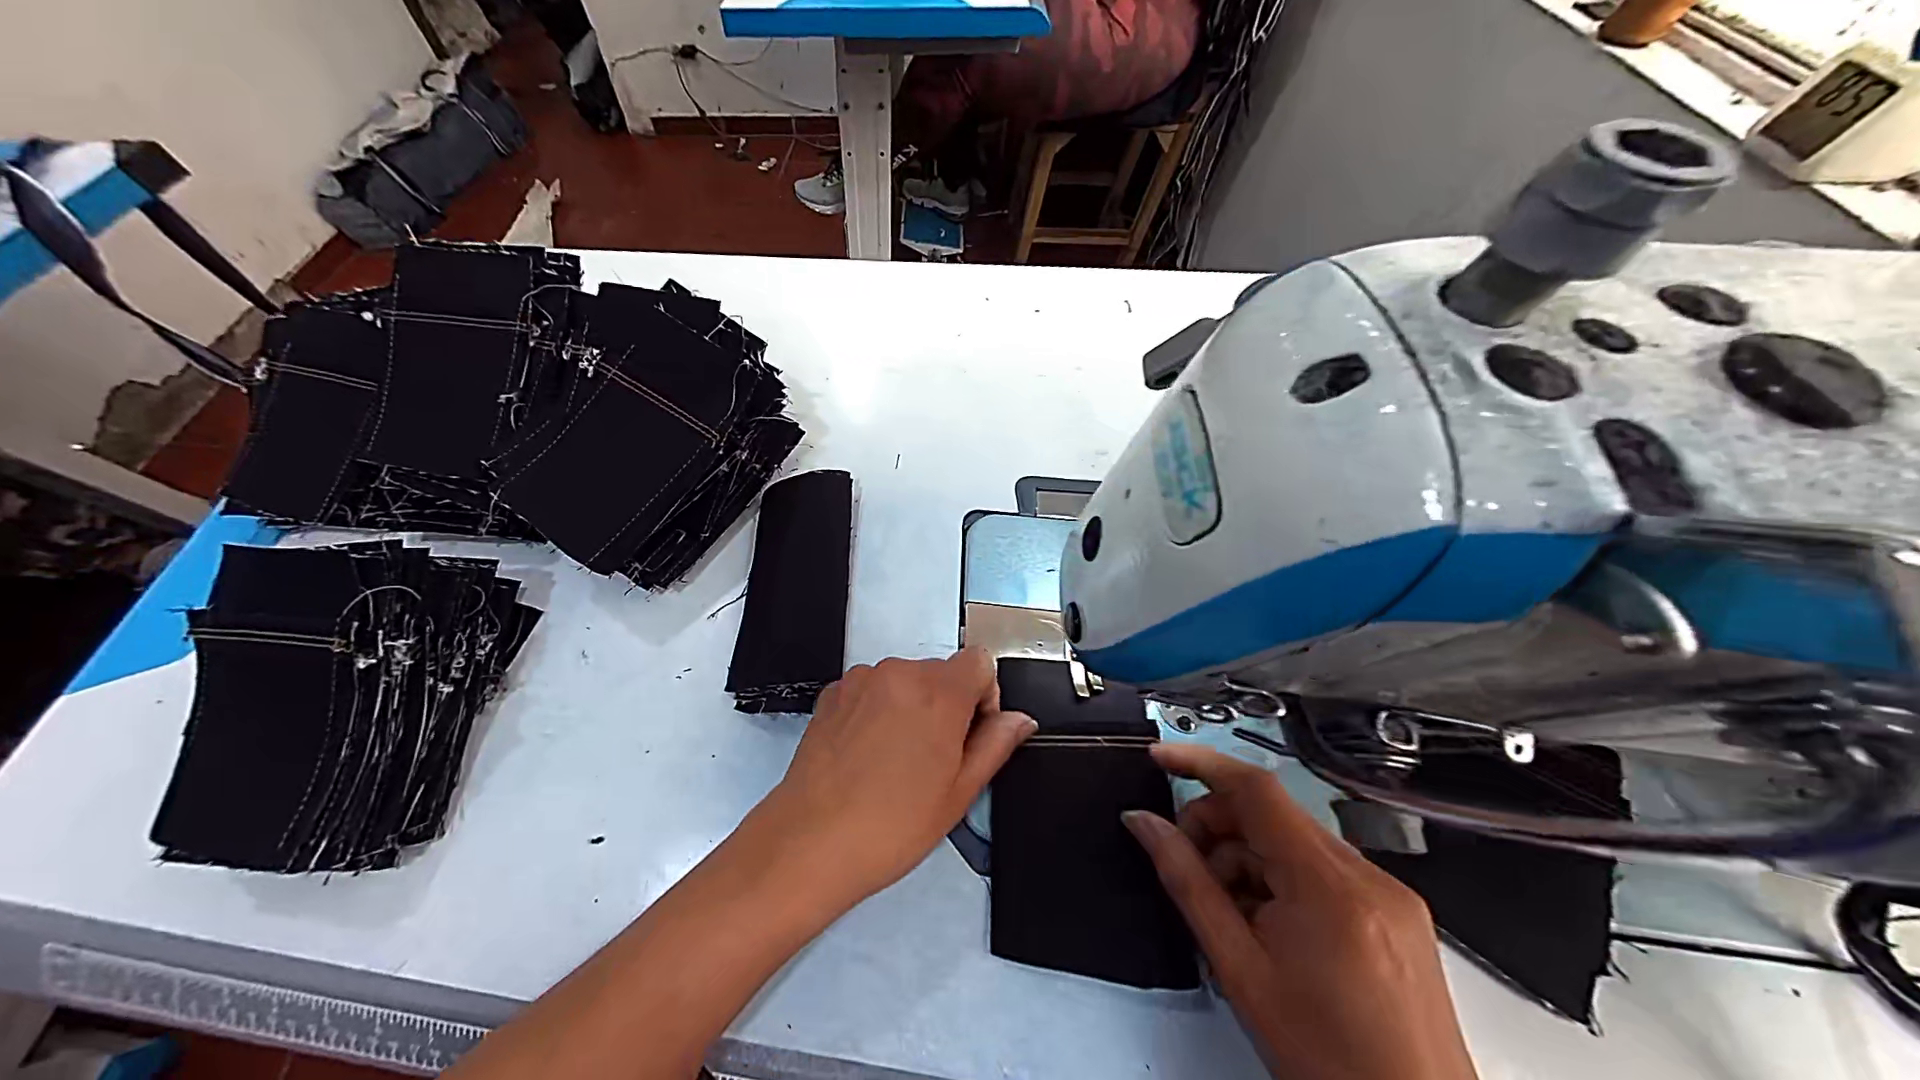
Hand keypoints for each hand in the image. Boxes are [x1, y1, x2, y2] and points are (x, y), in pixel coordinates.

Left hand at [758, 649, 1035, 906]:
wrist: (811, 841)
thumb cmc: (886, 825)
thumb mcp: (959, 792)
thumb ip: (996, 744)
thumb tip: (1018, 720)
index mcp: (939, 693)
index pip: (980, 662)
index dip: (985, 696)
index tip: (975, 730)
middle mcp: (899, 674)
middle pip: (942, 672)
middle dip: (948, 705)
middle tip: (937, 758)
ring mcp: (862, 681)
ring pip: (906, 680)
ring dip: (912, 708)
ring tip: (899, 762)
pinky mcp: (834, 693)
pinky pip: (872, 690)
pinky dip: (879, 711)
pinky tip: (871, 755)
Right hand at [1123, 744, 1477, 1079]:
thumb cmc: (1328, 1060)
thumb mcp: (1238, 967)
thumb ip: (1186, 882)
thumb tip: (1145, 825)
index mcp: (1330, 886)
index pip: (1257, 790)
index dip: (1201, 762)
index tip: (1161, 758)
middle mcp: (1368, 876)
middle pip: (1271, 815)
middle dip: (1218, 830)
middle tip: (1190, 872)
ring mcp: (1389, 892)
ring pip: (1293, 841)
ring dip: (1248, 861)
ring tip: (1235, 920)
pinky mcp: (1397, 910)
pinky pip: (1322, 867)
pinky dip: (1281, 880)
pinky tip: (1268, 926)